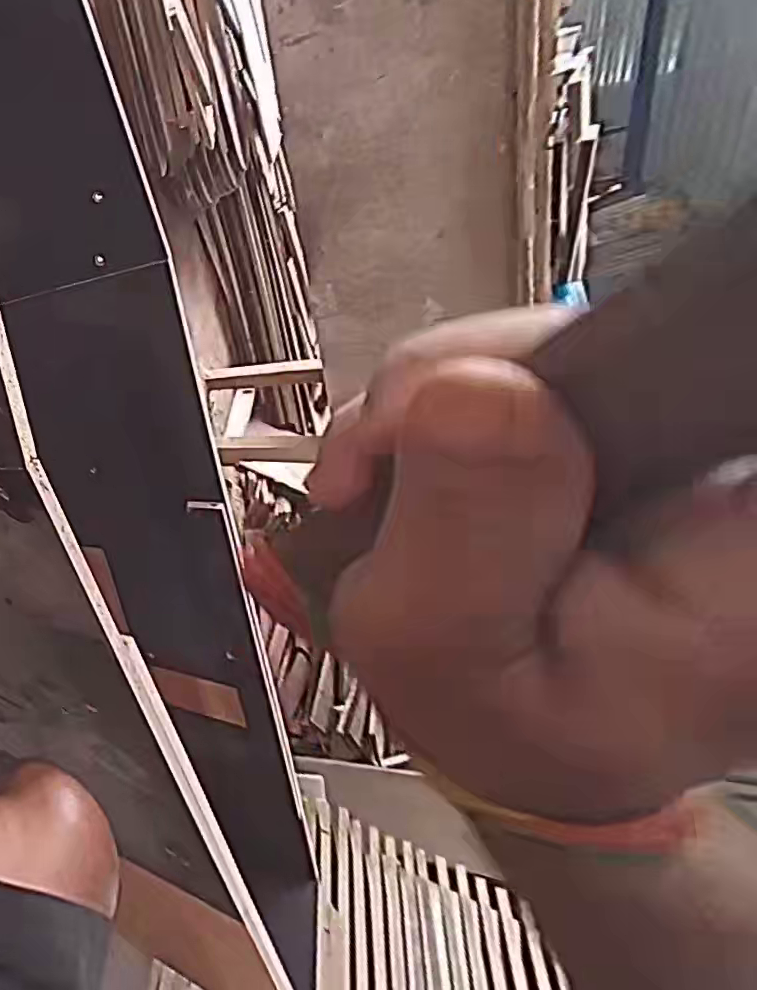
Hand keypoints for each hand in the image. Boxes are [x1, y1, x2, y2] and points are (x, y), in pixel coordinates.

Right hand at [314, 308, 756, 821]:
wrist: (510, 736)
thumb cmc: (486, 712)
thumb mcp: (438, 634)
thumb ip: (461, 521)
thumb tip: (465, 388)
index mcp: (733, 527)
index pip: (636, 370)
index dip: (495, 377)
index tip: (394, 442)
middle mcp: (715, 476)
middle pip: (564, 346)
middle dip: (426, 393)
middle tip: (364, 473)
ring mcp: (659, 457)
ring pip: (515, 358)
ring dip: (408, 410)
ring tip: (368, 484)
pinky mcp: (598, 449)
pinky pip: (493, 384)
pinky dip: (415, 419)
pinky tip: (394, 470)